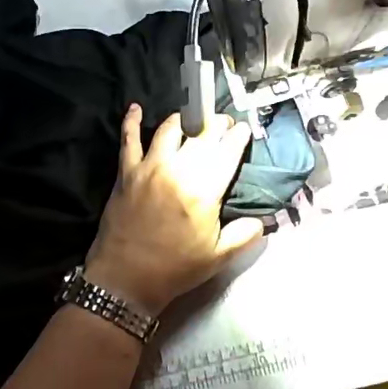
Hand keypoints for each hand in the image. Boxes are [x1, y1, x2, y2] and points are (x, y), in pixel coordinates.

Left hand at [82, 106, 263, 317]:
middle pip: (202, 135)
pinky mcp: (126, 173)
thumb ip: (244, 234)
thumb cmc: (175, 269)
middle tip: (224, 123)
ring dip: (184, 120)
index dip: (238, 137)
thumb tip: (261, 221)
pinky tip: (135, 108)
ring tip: (192, 119)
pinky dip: (131, 122)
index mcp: (204, 191)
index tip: (243, 130)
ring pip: (169, 130)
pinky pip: (129, 140)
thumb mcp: (219, 257)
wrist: (126, 280)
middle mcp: (178, 171)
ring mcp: (149, 168)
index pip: (227, 152)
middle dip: (217, 125)